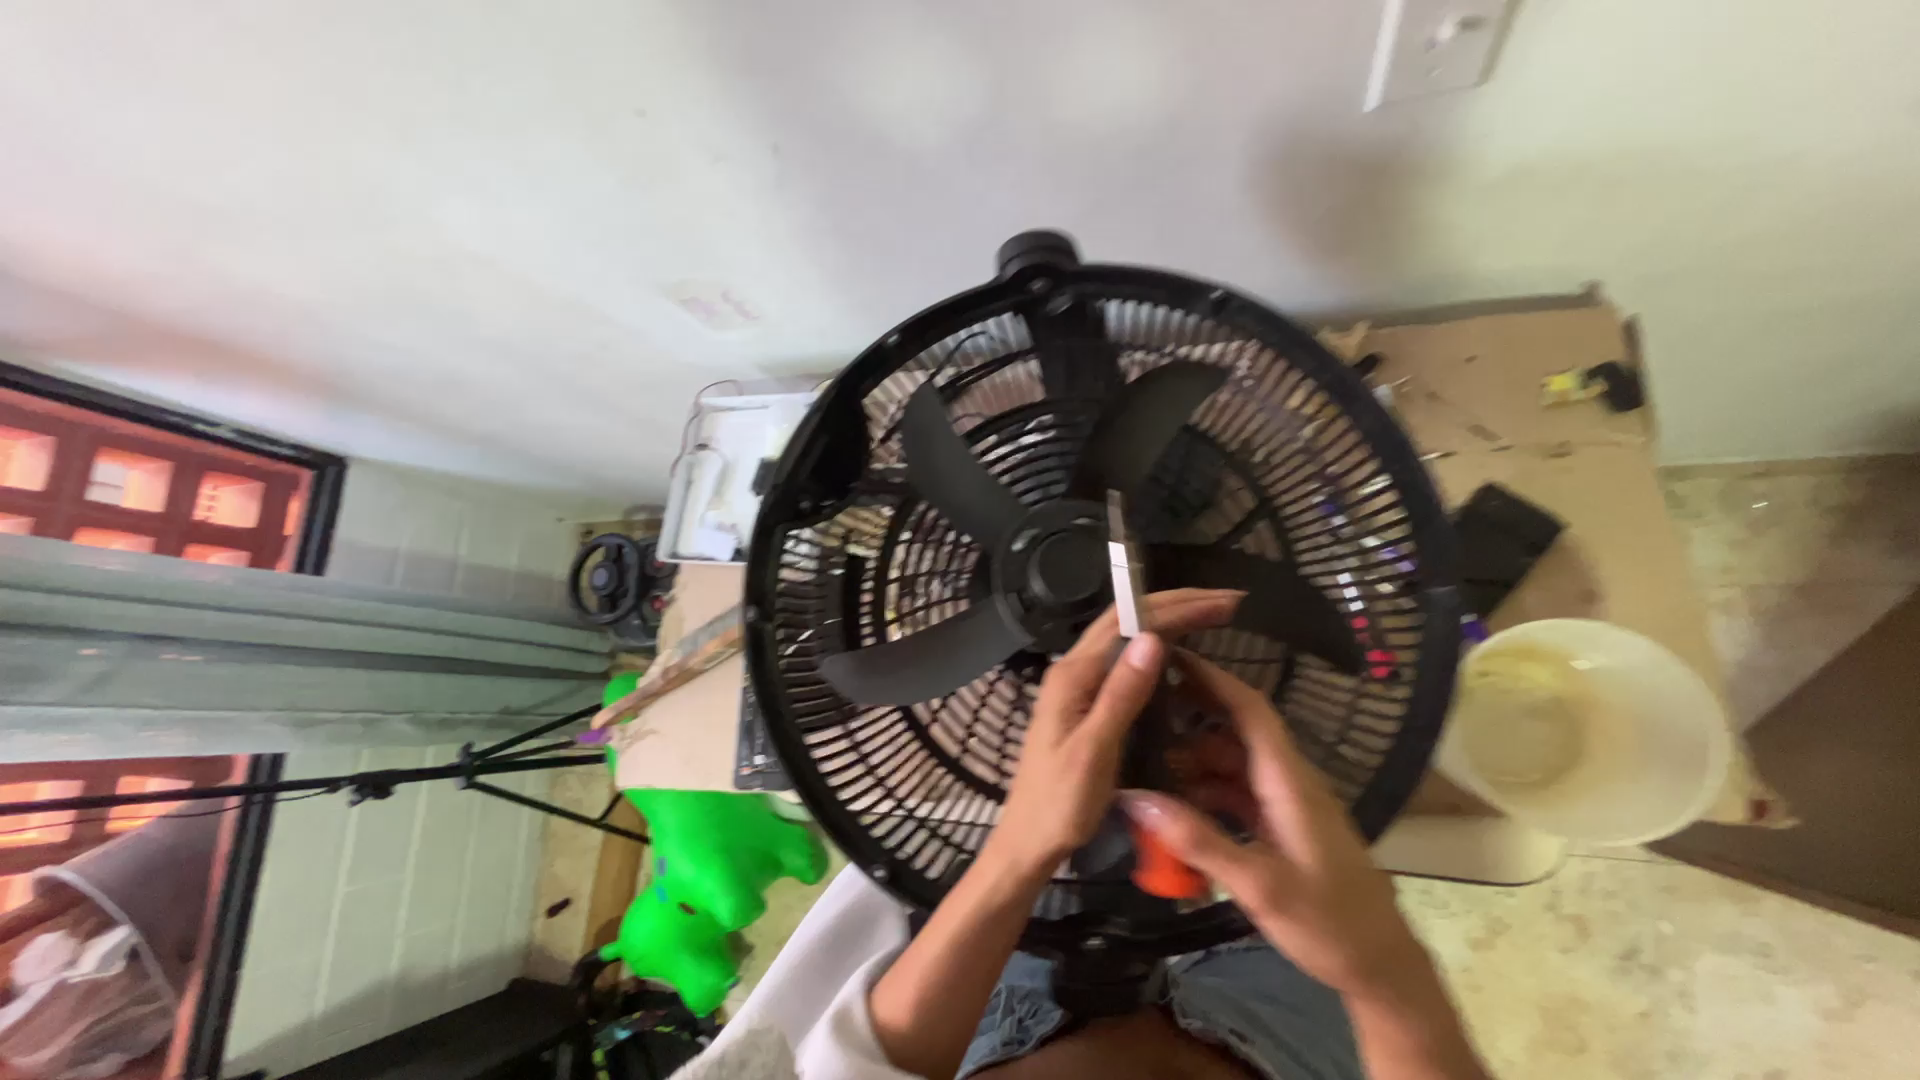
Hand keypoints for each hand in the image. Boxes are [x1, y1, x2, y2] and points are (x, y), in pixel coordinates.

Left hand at [986, 589, 1243, 877]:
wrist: (1028, 841)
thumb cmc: (1059, 804)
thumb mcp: (1093, 752)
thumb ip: (1121, 695)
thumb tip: (1152, 638)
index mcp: (1073, 675)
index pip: (1127, 621)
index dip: (1176, 606)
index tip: (1222, 603)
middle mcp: (1072, 670)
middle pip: (1126, 620)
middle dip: (1177, 605)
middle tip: (1228, 603)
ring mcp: (1077, 686)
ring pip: (1125, 637)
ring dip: (1168, 621)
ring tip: (1211, 617)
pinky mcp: (1085, 704)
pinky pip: (1123, 661)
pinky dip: (1156, 647)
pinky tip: (1178, 654)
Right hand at [1119, 651, 1426, 995]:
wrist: (1382, 968)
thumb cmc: (1329, 922)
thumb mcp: (1260, 886)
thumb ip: (1199, 841)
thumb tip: (1137, 800)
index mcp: (1289, 782)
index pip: (1251, 711)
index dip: (1214, 679)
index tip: (1173, 658)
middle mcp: (1288, 782)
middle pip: (1235, 732)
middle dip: (1191, 717)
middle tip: (1139, 710)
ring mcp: (1286, 804)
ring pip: (1233, 764)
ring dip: (1193, 760)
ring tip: (1144, 761)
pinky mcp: (1282, 827)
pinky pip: (1237, 793)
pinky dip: (1205, 791)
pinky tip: (1174, 805)